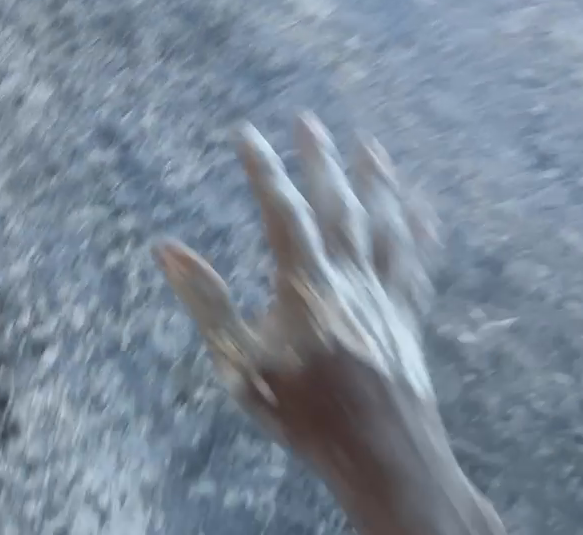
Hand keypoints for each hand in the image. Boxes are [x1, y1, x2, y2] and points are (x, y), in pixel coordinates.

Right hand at [156, 115, 502, 534]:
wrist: (385, 460)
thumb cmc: (301, 409)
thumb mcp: (237, 358)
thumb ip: (203, 299)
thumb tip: (164, 247)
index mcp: (307, 286)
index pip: (283, 212)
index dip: (263, 168)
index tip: (245, 132)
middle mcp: (351, 282)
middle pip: (340, 208)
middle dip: (322, 161)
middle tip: (308, 121)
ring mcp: (384, 299)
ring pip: (386, 228)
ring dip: (377, 184)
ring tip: (370, 147)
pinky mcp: (405, 318)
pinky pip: (415, 262)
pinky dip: (418, 228)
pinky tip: (418, 207)